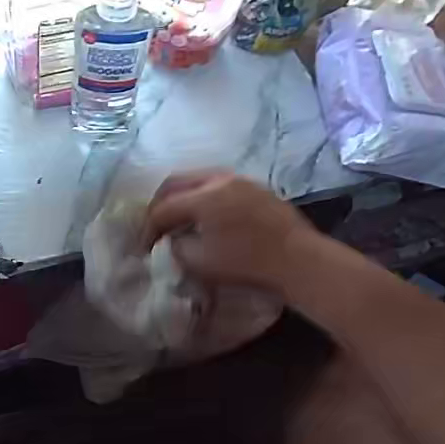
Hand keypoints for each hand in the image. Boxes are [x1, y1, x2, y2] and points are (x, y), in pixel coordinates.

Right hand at [142, 169, 327, 294]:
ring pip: (198, 180)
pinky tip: (205, 216)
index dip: (148, 228)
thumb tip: (169, 241)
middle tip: (155, 226)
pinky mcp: (256, 188)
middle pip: (176, 183)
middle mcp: (219, 179)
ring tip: (178, 219)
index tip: (144, 247)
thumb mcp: (200, 262)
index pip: (163, 208)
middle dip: (160, 204)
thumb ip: (176, 247)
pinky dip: (203, 197)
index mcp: (203, 196)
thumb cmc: (246, 263)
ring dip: (182, 197)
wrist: (300, 261)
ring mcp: (240, 180)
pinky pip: (218, 185)